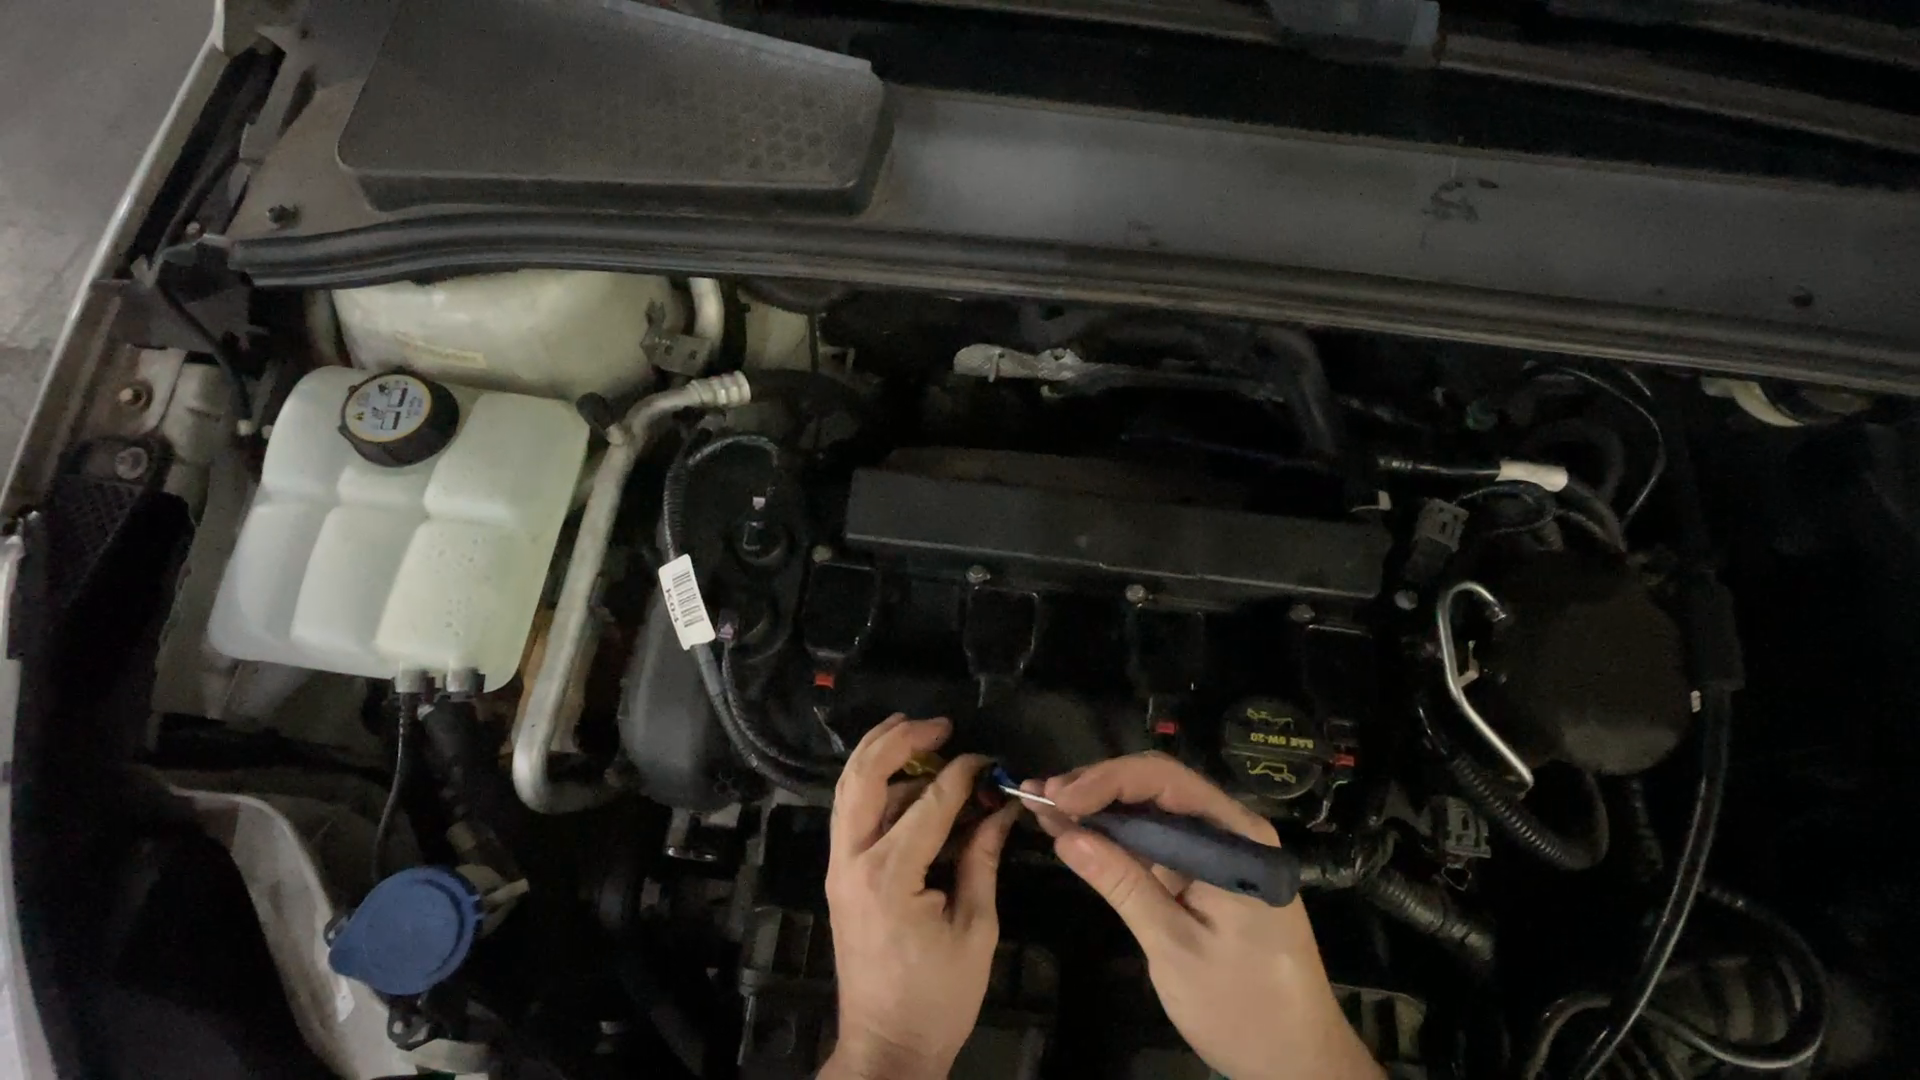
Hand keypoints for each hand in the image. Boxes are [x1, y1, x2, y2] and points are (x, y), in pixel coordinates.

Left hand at [820, 715, 1019, 1079]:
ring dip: (879, 752)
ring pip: (849, 789)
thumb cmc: (937, 998)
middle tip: (939, 725)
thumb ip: (983, 859)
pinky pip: (851, 812)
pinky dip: (873, 783)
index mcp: (890, 876)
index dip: (965, 775)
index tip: (990, 762)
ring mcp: (839, 866)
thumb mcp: (975, 928)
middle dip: (900, 740)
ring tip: (912, 728)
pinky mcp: (840, 874)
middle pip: (865, 777)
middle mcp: (853, 861)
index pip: (931, 803)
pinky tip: (900, 772)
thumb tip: (1001, 809)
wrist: (885, 1046)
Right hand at [1032, 752, 1382, 1079]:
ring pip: (1150, 808)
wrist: (1300, 1062)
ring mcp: (1218, 849)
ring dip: (1098, 806)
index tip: (1059, 800)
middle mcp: (1229, 829)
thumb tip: (1066, 834)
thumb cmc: (1244, 1008)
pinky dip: (1114, 833)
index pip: (1164, 781)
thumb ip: (1123, 884)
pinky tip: (1075, 829)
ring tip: (1045, 807)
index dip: (1106, 782)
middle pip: (1155, 786)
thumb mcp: (1175, 947)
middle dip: (1095, 787)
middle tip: (1041, 798)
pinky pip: (1156, 837)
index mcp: (1236, 838)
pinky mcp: (1204, 870)